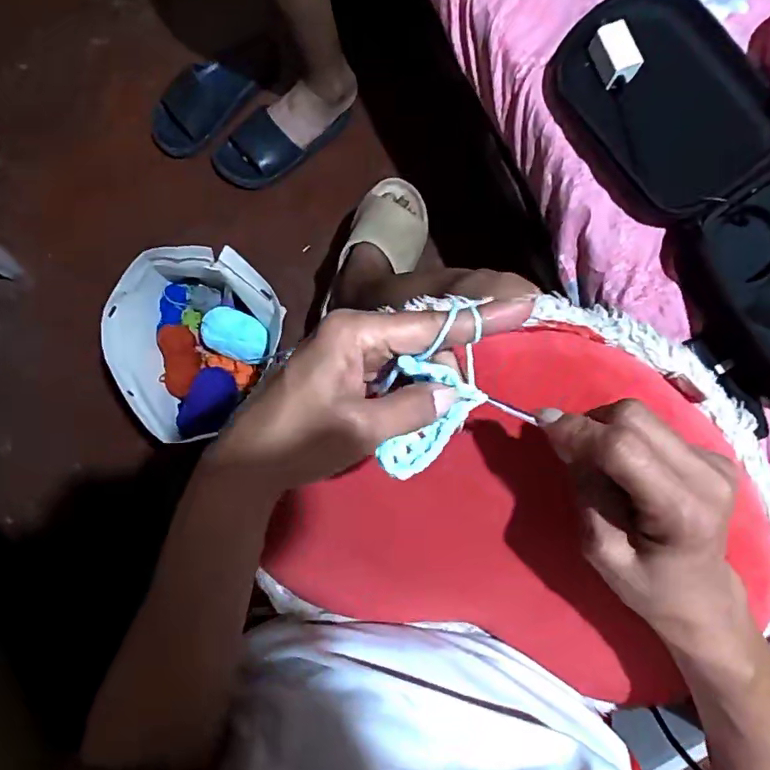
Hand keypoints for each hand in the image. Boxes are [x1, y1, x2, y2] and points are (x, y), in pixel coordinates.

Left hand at [205, 300, 534, 492]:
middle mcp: (351, 330)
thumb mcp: (362, 429)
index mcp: (355, 332)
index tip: (524, 305)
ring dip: (423, 383)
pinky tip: (408, 409)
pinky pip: (386, 370)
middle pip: (418, 338)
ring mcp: (343, 348)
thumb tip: (452, 393)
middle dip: (443, 367)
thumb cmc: (300, 442)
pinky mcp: (340, 369)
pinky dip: (404, 389)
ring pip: (404, 356)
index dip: (478, 320)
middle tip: (451, 404)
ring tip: (427, 413)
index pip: (429, 324)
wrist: (246, 464)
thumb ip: (413, 407)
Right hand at [541, 400, 756, 661]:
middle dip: (591, 425)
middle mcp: (707, 476)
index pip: (623, 447)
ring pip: (644, 416)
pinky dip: (629, 439)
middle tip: (570, 450)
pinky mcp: (714, 454)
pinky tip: (628, 471)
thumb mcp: (602, 552)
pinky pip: (656, 428)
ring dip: (608, 430)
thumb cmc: (648, 586)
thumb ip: (586, 493)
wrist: (702, 595)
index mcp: (681, 510)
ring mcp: (715, 461)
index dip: (579, 430)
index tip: (542, 424)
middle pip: (635, 417)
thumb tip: (564, 437)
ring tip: (599, 464)